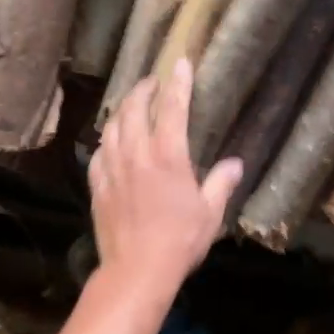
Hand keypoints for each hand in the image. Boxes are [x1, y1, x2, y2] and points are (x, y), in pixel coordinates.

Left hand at [88, 59, 242, 298]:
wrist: (136, 270)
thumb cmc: (179, 241)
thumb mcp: (210, 213)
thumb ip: (220, 183)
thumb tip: (236, 164)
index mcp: (168, 155)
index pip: (173, 107)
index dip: (178, 83)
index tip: (180, 63)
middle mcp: (136, 153)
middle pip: (135, 108)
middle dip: (144, 89)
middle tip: (153, 82)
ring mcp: (112, 168)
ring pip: (112, 126)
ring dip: (123, 109)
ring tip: (132, 104)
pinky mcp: (97, 185)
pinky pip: (98, 152)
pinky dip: (107, 140)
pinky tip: (111, 142)